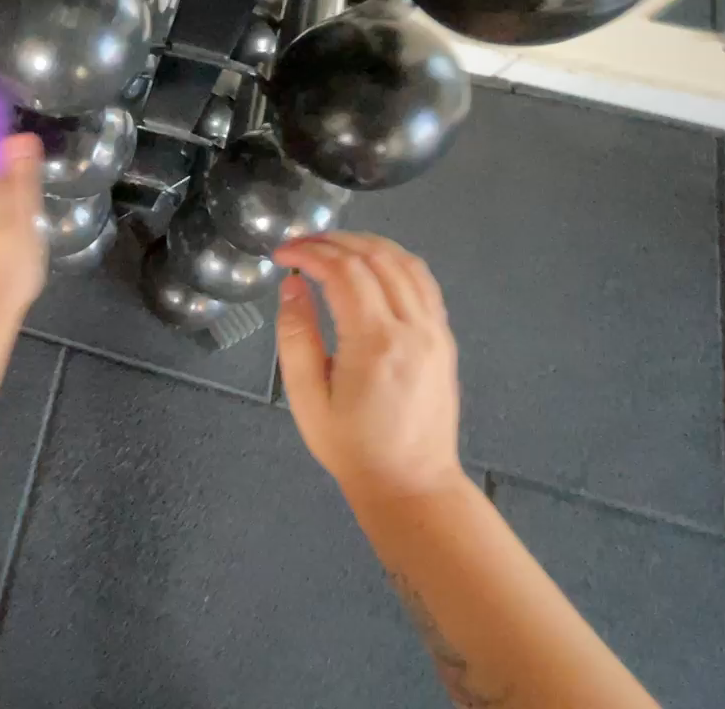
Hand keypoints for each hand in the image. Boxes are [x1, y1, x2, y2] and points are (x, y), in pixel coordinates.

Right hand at [273, 232, 467, 506]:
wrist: (411, 484)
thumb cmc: (350, 446)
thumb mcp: (305, 397)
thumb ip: (296, 336)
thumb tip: (293, 286)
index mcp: (375, 342)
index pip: (344, 272)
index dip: (309, 253)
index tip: (281, 255)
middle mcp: (412, 328)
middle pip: (376, 258)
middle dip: (333, 241)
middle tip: (299, 245)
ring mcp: (435, 332)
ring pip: (406, 263)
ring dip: (365, 244)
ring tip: (331, 246)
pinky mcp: (444, 339)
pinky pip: (423, 283)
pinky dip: (394, 261)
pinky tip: (370, 266)